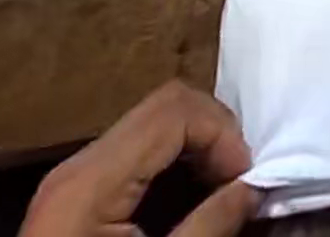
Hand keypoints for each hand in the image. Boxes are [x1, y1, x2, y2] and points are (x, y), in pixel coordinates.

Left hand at [20, 80, 259, 236]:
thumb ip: (208, 227)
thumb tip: (255, 187)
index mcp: (89, 184)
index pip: (175, 113)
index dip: (222, 133)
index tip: (245, 176)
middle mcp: (78, 165)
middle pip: (168, 103)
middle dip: (215, 129)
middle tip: (237, 173)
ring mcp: (74, 174)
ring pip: (158, 116)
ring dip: (201, 137)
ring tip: (220, 179)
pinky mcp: (78, 189)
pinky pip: (143, 141)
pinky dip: (179, 149)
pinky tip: (192, 185)